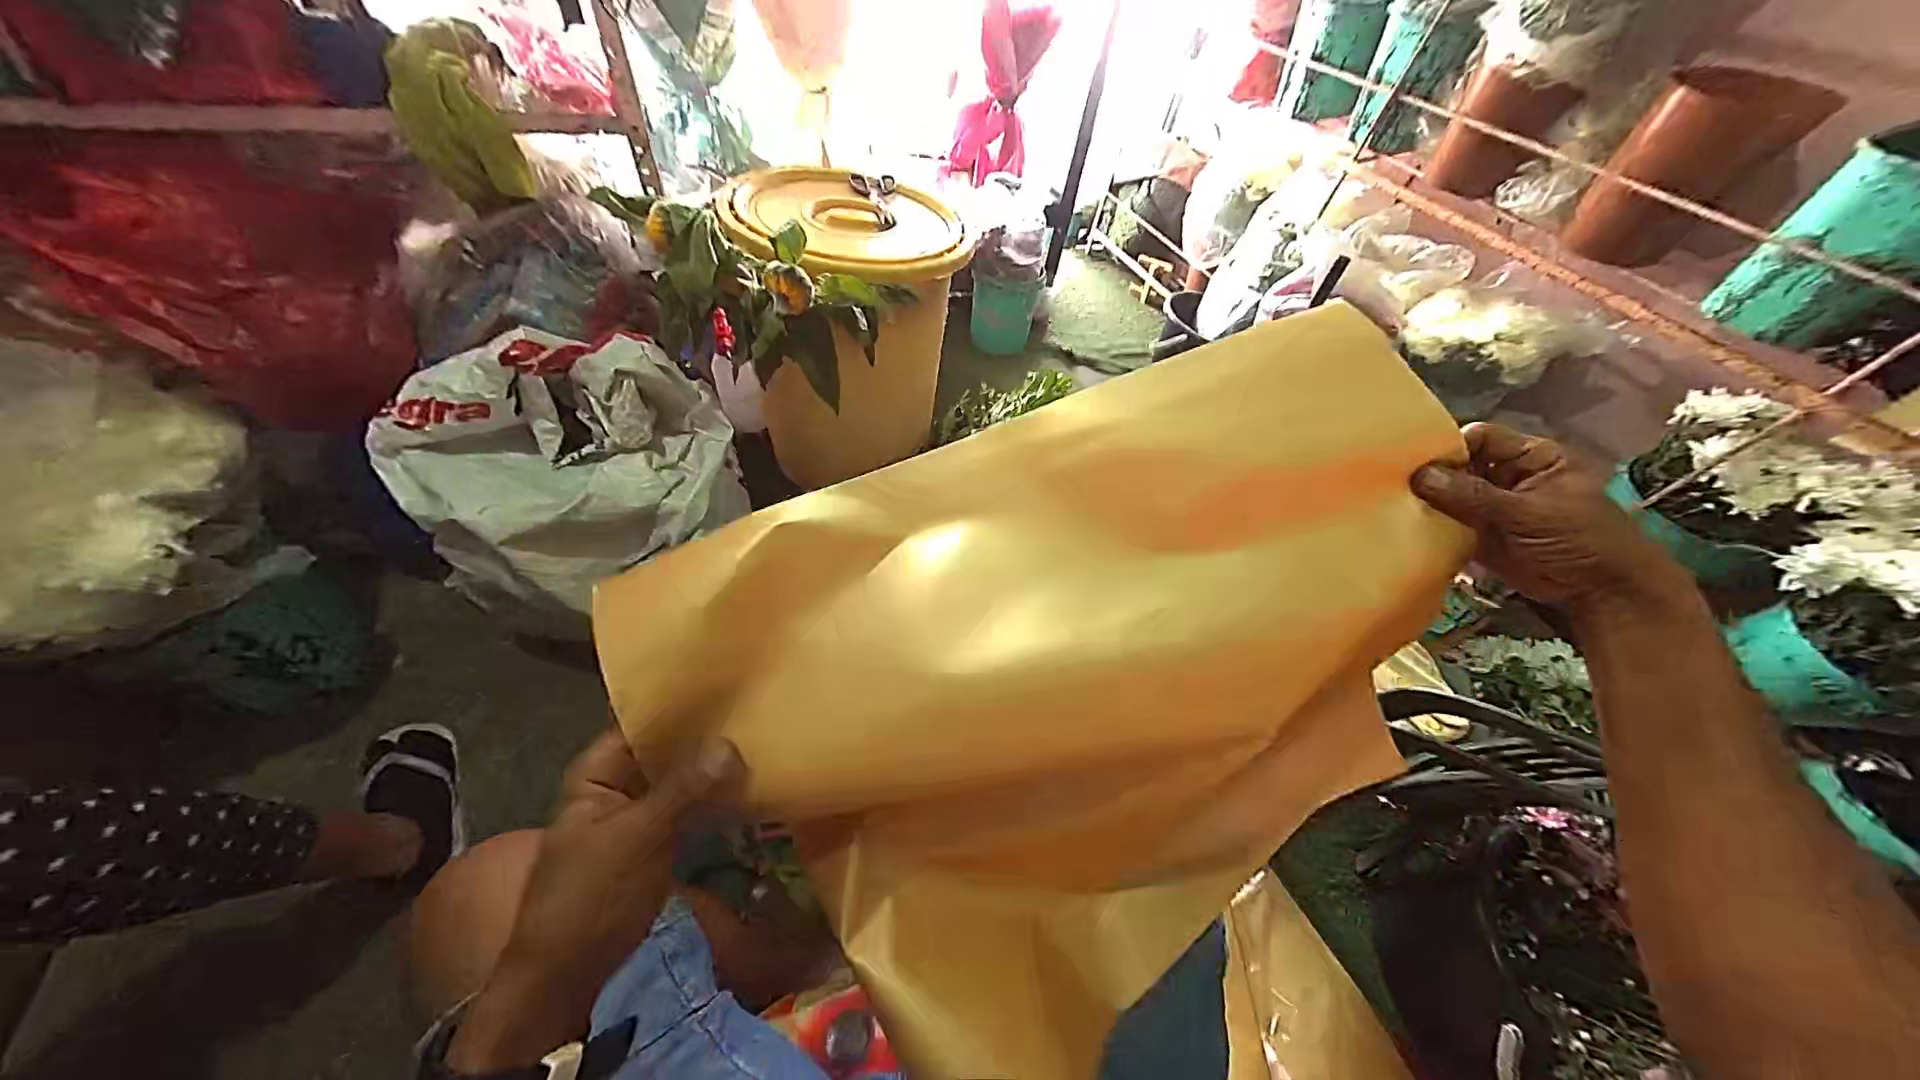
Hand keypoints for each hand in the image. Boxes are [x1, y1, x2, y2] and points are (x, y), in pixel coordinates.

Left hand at [447, 732, 743, 1072]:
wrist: (568, 977)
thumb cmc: (588, 898)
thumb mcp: (636, 838)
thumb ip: (682, 790)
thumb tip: (731, 744)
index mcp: (598, 772)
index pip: (641, 721)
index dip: (680, 703)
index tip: (728, 684)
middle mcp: (621, 783)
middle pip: (667, 747)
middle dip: (707, 733)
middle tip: (758, 708)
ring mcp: (643, 811)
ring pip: (684, 776)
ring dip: (716, 765)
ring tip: (764, 737)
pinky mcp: (662, 838)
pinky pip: (693, 805)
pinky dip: (717, 795)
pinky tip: (752, 782)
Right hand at [1410, 423, 1691, 615]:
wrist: (1597, 591)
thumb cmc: (1580, 539)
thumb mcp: (1529, 512)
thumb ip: (1474, 494)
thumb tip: (1421, 475)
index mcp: (1528, 457)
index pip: (1480, 438)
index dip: (1451, 446)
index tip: (1417, 461)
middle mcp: (1503, 476)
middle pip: (1457, 464)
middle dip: (1429, 472)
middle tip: (1395, 482)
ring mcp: (1486, 504)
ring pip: (1445, 492)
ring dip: (1424, 498)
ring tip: (1395, 502)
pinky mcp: (1474, 531)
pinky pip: (1443, 519)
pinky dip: (1426, 521)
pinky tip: (1404, 522)